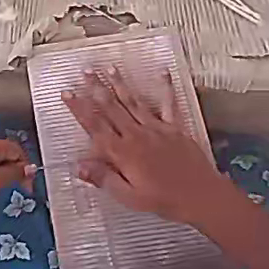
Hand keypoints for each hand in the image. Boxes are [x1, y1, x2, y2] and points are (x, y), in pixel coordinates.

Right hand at [63, 69, 237, 227]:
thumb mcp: (128, 196)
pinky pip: (167, 104)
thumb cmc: (164, 200)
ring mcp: (156, 129)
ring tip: (109, 68)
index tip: (68, 93)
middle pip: (112, 108)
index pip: (95, 126)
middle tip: (86, 71)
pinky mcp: (174, 128)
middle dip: (96, 88)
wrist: (201, 196)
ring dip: (119, 84)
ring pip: (133, 102)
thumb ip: (104, 178)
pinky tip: (162, 72)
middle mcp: (137, 135)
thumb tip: (79, 166)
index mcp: (123, 152)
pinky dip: (164, 87)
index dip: (79, 108)